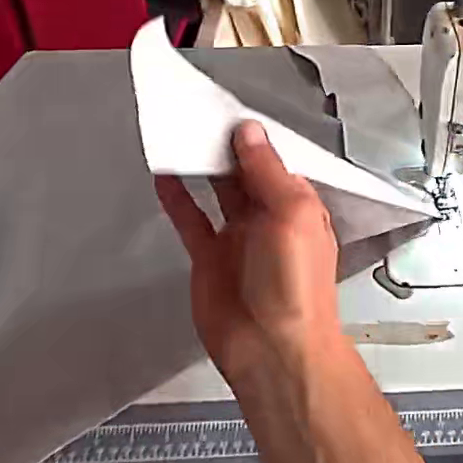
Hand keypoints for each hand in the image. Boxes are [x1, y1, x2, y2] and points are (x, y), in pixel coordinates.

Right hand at [154, 119, 343, 383]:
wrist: (272, 349)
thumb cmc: (296, 287)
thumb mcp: (291, 214)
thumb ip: (267, 172)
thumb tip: (250, 133)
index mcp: (297, 205)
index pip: (274, 161)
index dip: (254, 138)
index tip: (229, 112)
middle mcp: (270, 218)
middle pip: (244, 172)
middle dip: (225, 147)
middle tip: (199, 117)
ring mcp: (238, 237)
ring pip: (218, 191)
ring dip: (202, 167)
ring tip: (182, 137)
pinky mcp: (210, 258)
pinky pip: (191, 219)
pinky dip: (178, 198)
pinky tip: (166, 177)